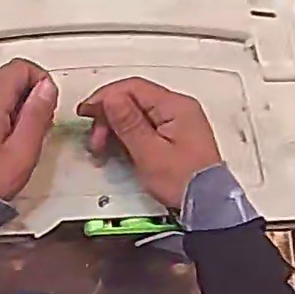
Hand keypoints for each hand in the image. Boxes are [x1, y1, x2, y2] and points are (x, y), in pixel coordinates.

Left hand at [0, 58, 58, 200]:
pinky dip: (4, 112)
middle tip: (39, 122)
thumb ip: (37, 114)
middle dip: (30, 93)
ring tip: (24, 134)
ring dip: (18, 104)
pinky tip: (9, 137)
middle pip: (9, 76)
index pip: (19, 68)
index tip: (47, 104)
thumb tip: (47, 88)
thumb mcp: (23, 148)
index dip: (40, 81)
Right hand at [76, 78, 221, 208]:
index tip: (86, 112)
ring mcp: (175, 121)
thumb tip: (111, 97)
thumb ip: (129, 123)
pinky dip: (125, 136)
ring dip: (114, 128)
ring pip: (134, 113)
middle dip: (108, 117)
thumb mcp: (150, 152)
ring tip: (102, 149)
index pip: (132, 88)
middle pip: (132, 99)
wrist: (208, 206)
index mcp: (175, 106)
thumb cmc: (183, 182)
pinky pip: (142, 126)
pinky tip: (115, 150)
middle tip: (94, 139)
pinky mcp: (172, 135)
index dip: (105, 97)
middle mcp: (177, 108)